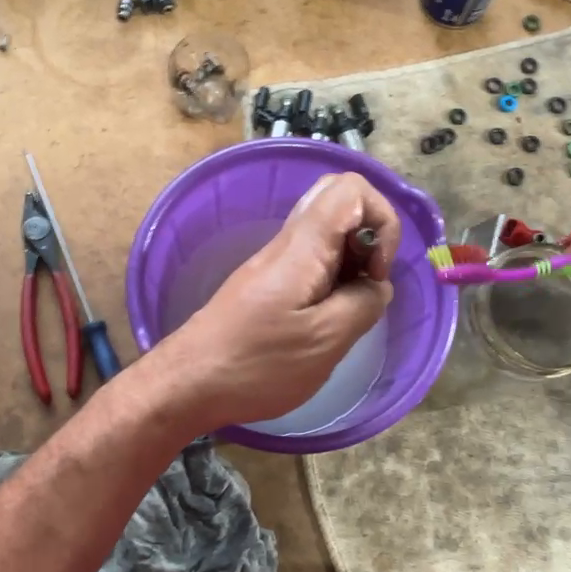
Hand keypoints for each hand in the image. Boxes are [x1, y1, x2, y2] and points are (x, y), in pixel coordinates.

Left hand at [149, 172, 401, 432]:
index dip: (381, 221)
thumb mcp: (325, 340)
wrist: (189, 383)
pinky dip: (331, 286)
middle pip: (339, 205)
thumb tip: (377, 286)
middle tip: (367, 288)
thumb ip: (363, 305)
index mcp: (303, 246)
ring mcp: (274, 266)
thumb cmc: (256, 364)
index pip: (351, 188)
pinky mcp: (266, 288)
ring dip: (351, 269)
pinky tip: (325, 325)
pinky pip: (310, 267)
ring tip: (347, 315)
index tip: (376, 273)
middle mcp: (287, 244)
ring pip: (327, 240)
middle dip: (369, 241)